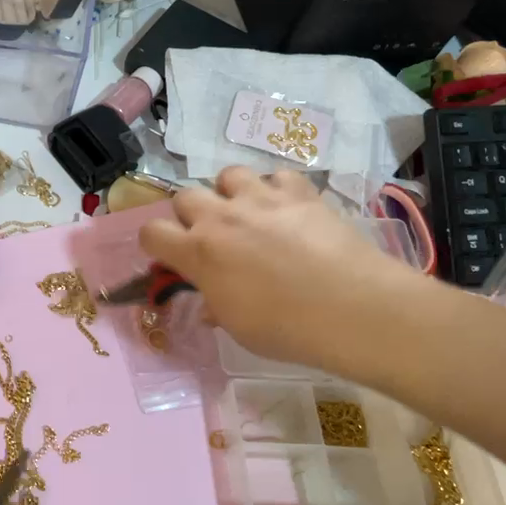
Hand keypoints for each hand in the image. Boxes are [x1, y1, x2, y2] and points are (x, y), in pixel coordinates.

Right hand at [139, 167, 429, 371]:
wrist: (354, 309)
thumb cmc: (289, 329)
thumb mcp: (239, 329)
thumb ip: (216, 308)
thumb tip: (209, 305)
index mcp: (198, 253)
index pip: (152, 232)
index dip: (156, 243)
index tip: (171, 257)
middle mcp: (222, 218)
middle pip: (185, 196)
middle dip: (192, 215)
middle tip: (214, 238)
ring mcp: (261, 199)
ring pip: (228, 175)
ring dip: (232, 193)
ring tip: (250, 214)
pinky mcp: (300, 192)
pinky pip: (278, 176)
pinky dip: (278, 189)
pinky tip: (289, 210)